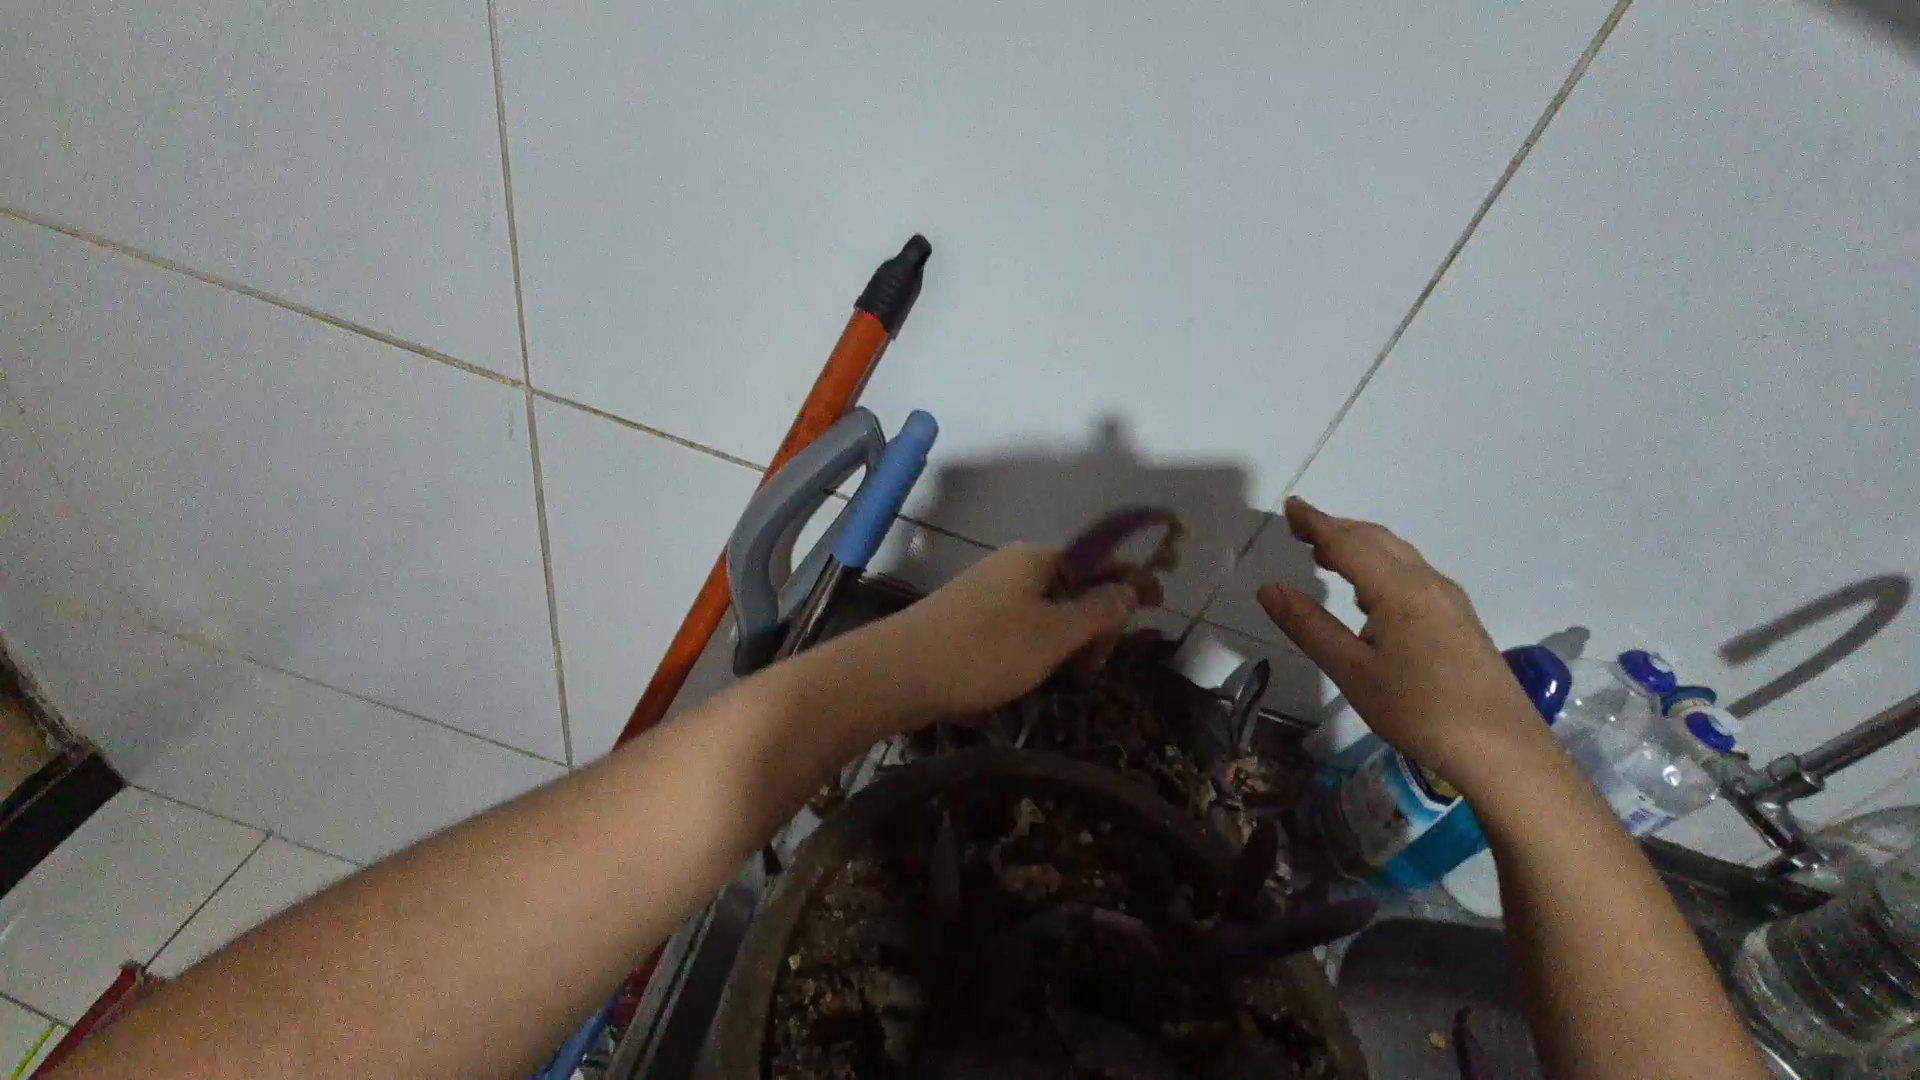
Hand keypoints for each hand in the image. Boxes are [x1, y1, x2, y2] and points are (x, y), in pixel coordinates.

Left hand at [883, 542, 1158, 716]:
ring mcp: (989, 592)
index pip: (1099, 558)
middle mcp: (1014, 567)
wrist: (895, 674)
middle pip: (1075, 585)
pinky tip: (1032, 675)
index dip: (1131, 579)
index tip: (1158, 605)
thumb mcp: (1052, 636)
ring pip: (1048, 611)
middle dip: (1095, 622)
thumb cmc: (982, 652)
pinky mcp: (971, 619)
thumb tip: (1130, 587)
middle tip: (1091, 668)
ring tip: (1064, 678)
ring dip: (1068, 641)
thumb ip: (1097, 611)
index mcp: (1037, 559)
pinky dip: (1039, 648)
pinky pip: (1021, 626)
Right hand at [1256, 498, 1553, 789]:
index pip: (1349, 543)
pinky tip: (1368, 589)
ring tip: (1325, 554)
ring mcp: (1449, 602)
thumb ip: (1309, 626)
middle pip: (1377, 541)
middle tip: (1299, 528)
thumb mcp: (1352, 671)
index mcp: (1399, 590)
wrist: (1503, 752)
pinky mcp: (1459, 621)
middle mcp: (1428, 584)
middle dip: (1337, 529)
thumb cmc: (1419, 710)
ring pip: (1398, 556)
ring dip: (1359, 546)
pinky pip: (1412, 574)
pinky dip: (1380, 565)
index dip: (1316, 523)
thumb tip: (1268, 588)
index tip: (1289, 507)